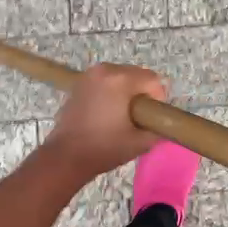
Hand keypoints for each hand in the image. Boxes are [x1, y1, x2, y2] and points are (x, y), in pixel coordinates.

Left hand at [42, 64, 166, 179]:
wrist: (65, 156)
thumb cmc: (104, 148)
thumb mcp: (141, 142)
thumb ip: (159, 128)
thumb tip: (162, 121)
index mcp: (121, 80)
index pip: (153, 80)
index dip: (158, 99)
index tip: (152, 118)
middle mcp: (105, 69)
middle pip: (137, 74)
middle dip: (143, 93)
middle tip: (140, 118)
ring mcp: (90, 74)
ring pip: (121, 76)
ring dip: (128, 91)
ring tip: (123, 115)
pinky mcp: (80, 82)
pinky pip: (106, 81)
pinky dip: (112, 91)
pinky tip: (108, 111)